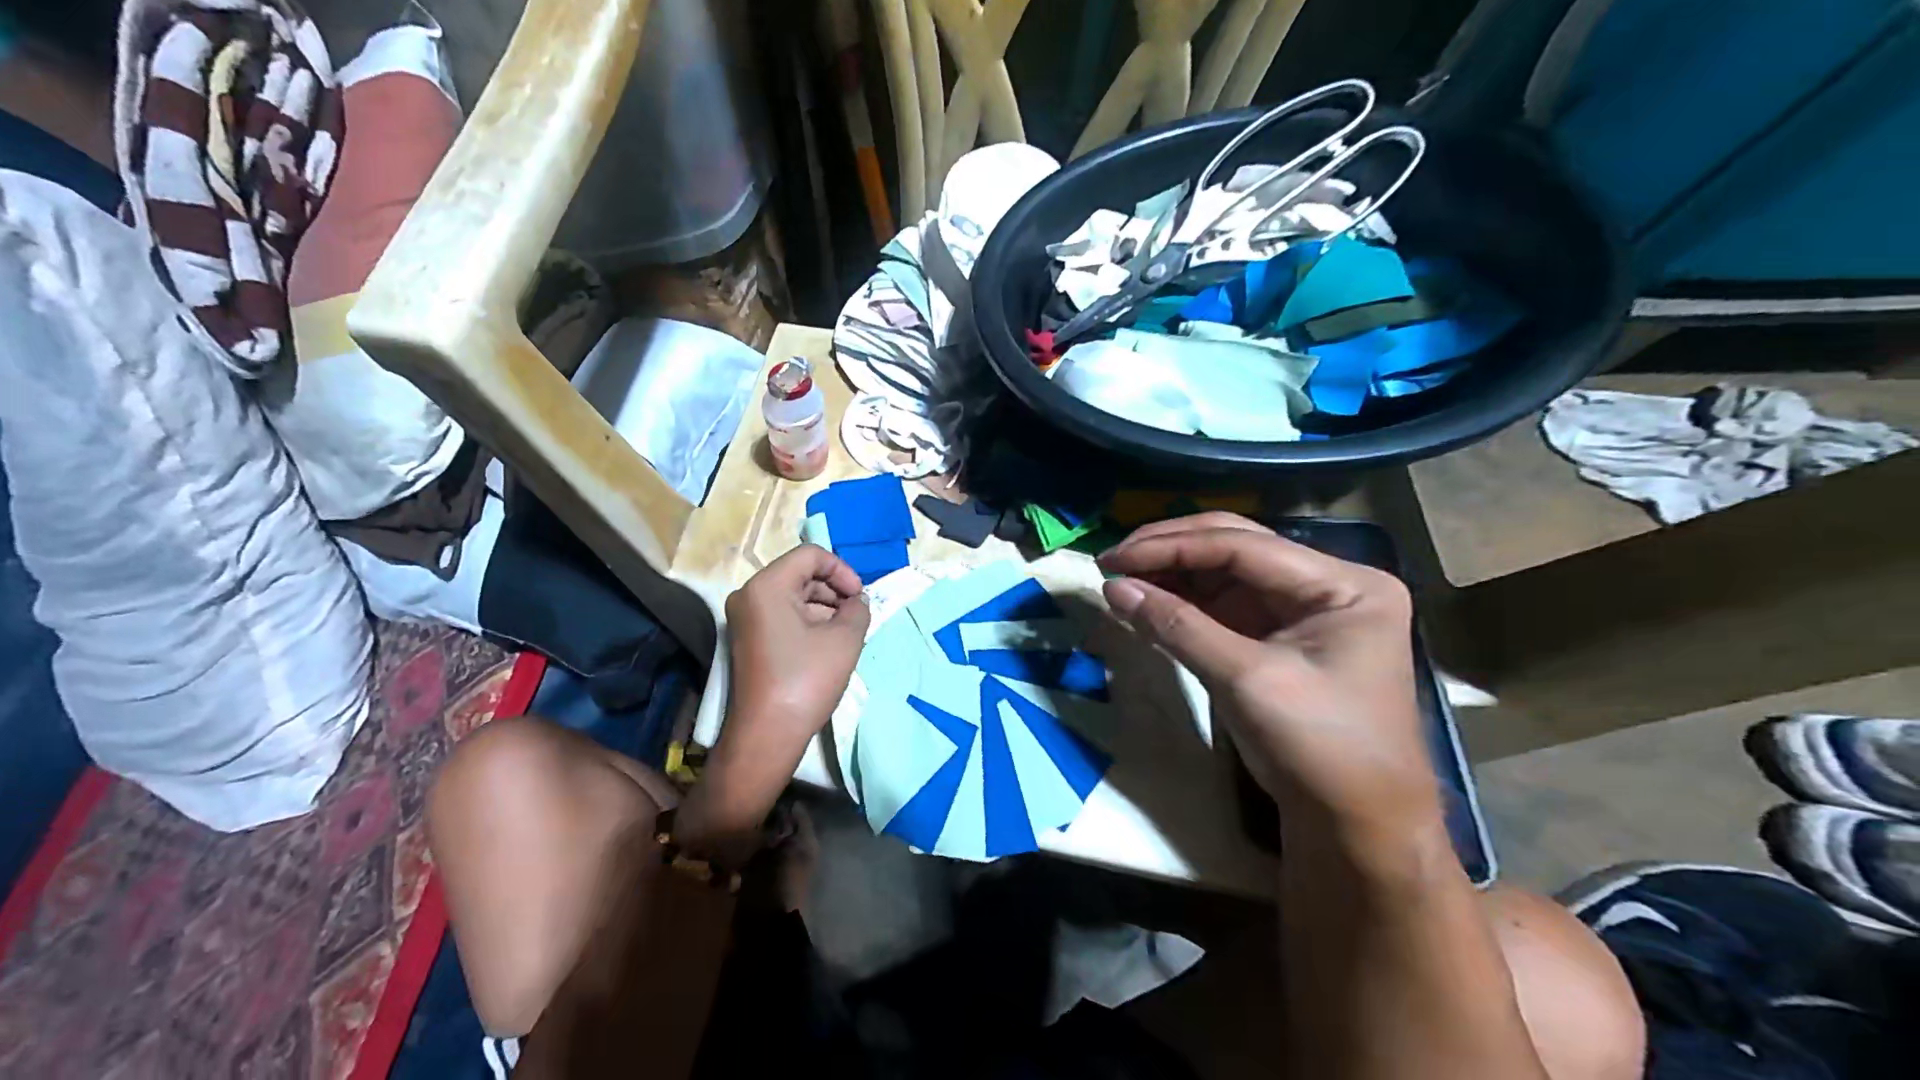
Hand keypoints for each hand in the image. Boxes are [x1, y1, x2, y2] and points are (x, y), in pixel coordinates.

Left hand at [680, 545, 868, 862]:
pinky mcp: (749, 640)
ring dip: (824, 608)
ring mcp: (745, 619)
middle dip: (834, 590)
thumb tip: (855, 603)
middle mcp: (749, 595)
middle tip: (857, 615)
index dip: (842, 570)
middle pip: (800, 574)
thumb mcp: (845, 640)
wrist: (767, 735)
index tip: (859, 597)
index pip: (811, 556)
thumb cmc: (805, 680)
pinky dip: (809, 622)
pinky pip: (783, 616)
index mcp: (767, 586)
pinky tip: (829, 645)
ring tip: (847, 632)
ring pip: (794, 596)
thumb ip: (857, 610)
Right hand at [1097, 513, 1438, 840]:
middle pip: (1235, 547)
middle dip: (1170, 551)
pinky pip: (1221, 604)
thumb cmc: (1319, 749)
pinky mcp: (1276, 635)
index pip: (1243, 545)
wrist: (1355, 824)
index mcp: (1343, 584)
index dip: (1172, 546)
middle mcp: (1324, 584)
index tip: (1114, 558)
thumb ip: (1178, 627)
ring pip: (1223, 572)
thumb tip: (1113, 588)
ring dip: (1171, 573)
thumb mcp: (1247, 680)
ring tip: (1120, 578)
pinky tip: (1147, 600)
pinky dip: (1182, 602)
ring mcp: (1299, 609)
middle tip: (1112, 560)